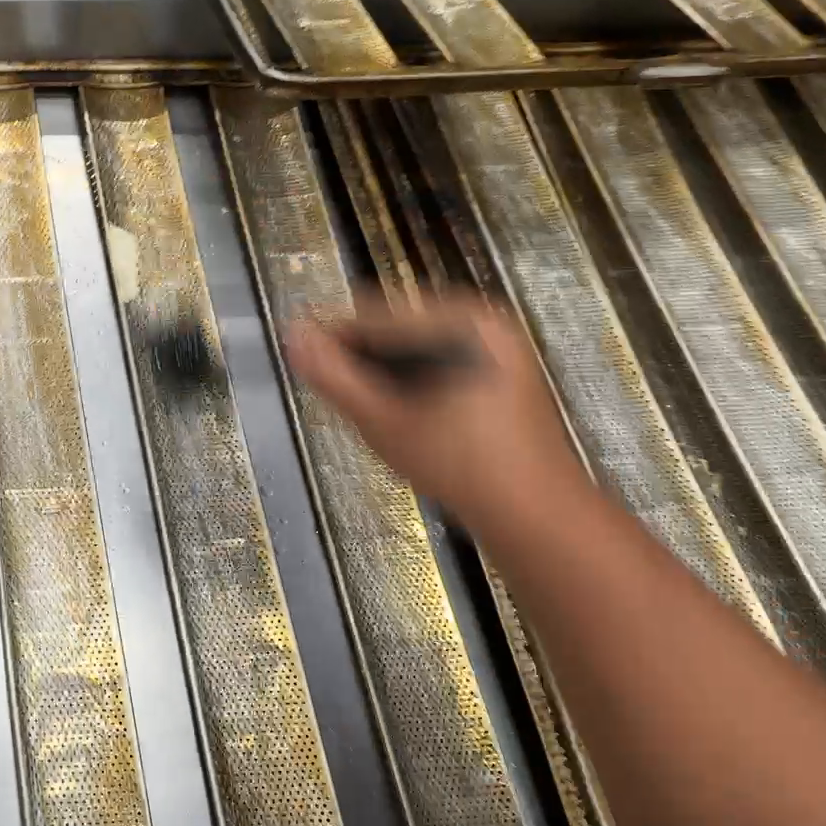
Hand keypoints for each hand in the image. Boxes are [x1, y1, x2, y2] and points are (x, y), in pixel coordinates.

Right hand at [284, 293, 586, 530]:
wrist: (532, 509)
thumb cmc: (456, 464)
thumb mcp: (381, 420)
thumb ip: (332, 375)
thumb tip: (293, 334)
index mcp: (458, 321)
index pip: (370, 316)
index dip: (328, 341)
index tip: (301, 367)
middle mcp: (482, 320)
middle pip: (393, 327)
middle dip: (360, 359)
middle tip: (337, 397)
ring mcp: (497, 342)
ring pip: (413, 345)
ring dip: (382, 371)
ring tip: (365, 408)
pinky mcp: (501, 367)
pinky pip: (438, 358)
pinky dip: (411, 379)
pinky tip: (400, 412)